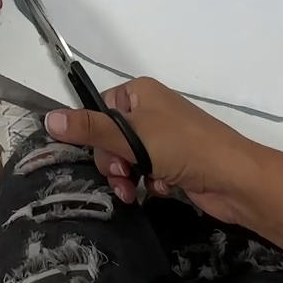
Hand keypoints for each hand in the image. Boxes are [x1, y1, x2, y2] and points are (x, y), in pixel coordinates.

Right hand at [46, 77, 258, 224]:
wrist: (234, 179)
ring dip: (127, 176)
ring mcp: (164, 137)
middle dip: (113, 161)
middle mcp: (150, 109)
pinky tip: (159, 190)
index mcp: (140, 91)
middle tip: (124, 176)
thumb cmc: (182, 147)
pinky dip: (148, 183)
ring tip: (135, 191)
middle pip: (111, 136)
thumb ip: (90, 129)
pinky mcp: (174, 162)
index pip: (101, 108)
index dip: (96, 134)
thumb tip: (49, 118)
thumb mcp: (132, 136)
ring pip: (127, 157)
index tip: (102, 155)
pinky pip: (146, 171)